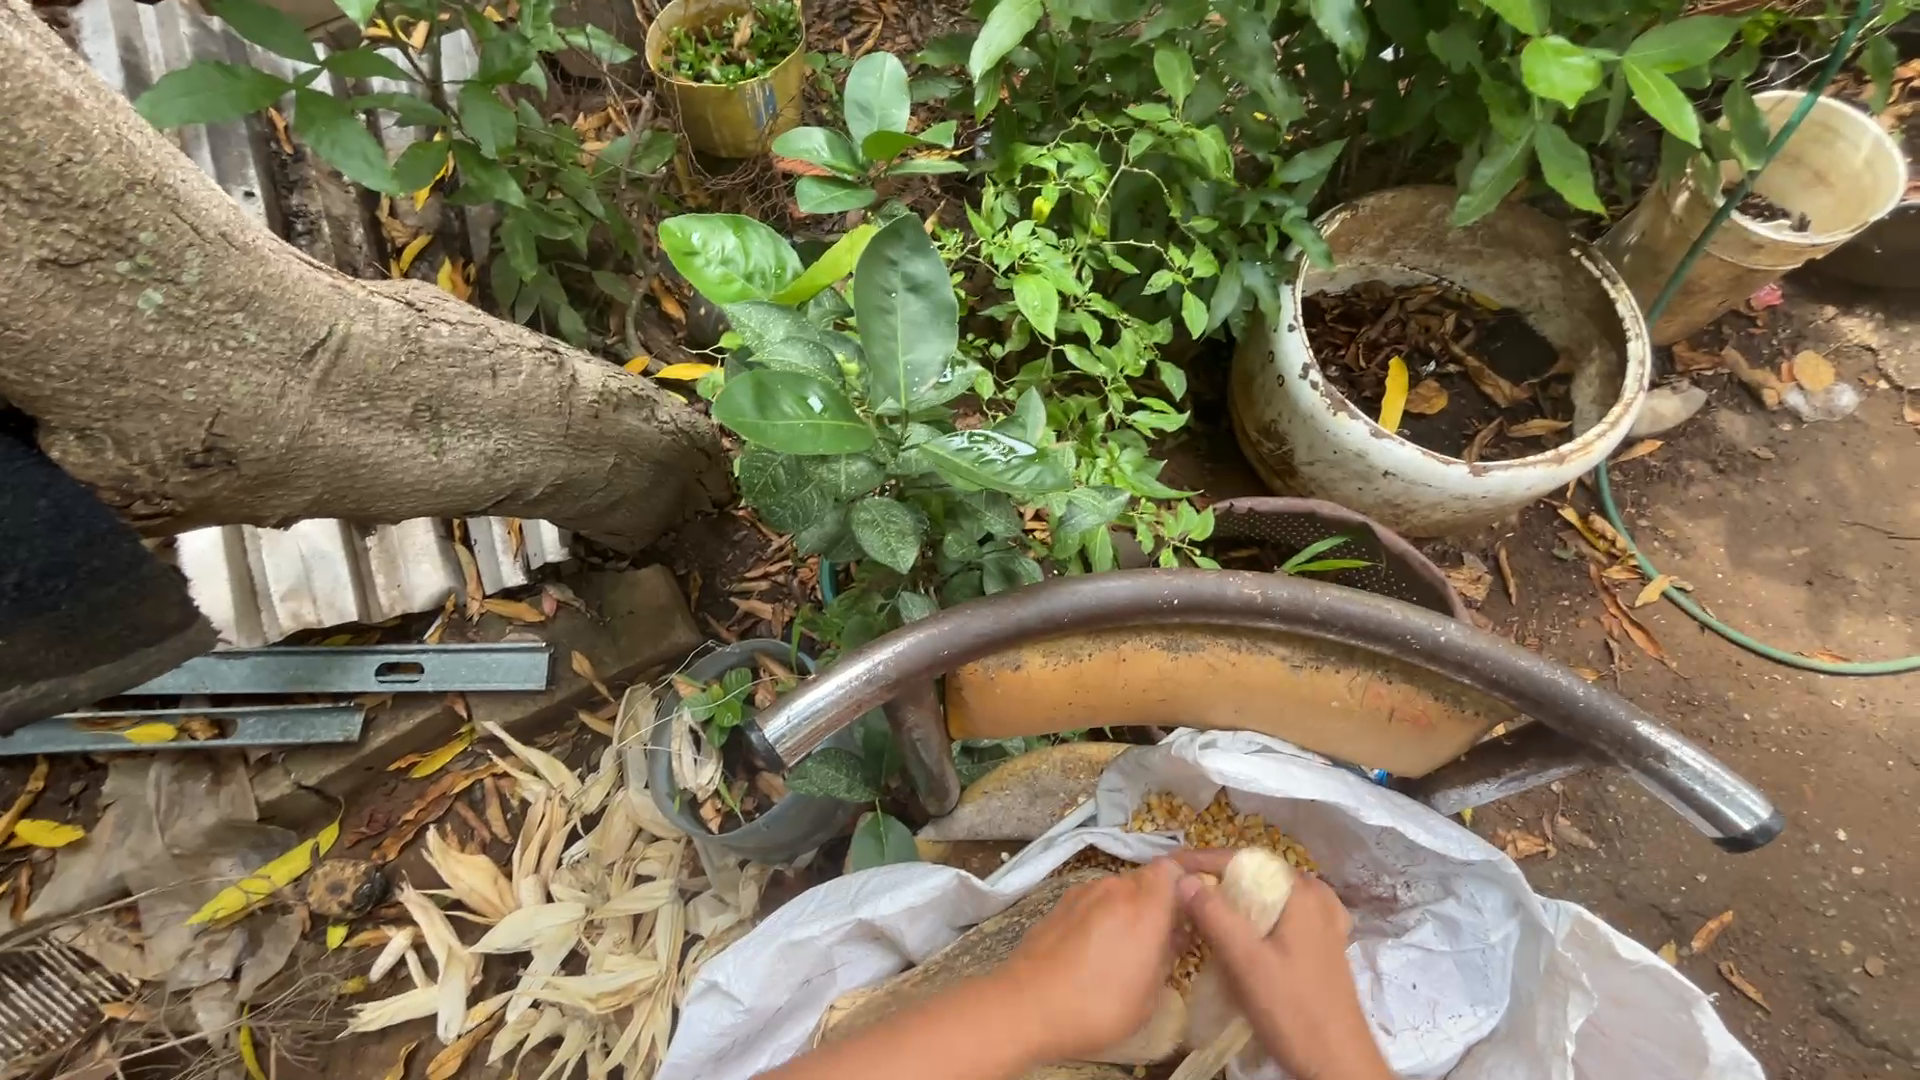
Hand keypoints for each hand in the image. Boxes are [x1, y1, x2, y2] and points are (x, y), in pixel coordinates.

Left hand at [991, 858, 1185, 1061]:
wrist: (1028, 1003)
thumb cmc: (1098, 1006)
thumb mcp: (1149, 995)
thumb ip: (1167, 955)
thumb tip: (1176, 934)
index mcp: (1145, 906)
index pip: (1173, 868)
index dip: (1186, 878)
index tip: (1194, 901)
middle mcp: (1115, 888)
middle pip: (1147, 879)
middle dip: (1159, 900)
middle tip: (1163, 934)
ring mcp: (1085, 891)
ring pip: (1119, 889)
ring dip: (1129, 908)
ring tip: (1127, 946)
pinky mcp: (1062, 901)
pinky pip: (1094, 899)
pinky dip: (1103, 913)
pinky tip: (1096, 946)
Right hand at [1173, 850, 1392, 1079]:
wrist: (1341, 1068)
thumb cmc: (1294, 1011)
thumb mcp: (1246, 962)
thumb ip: (1213, 914)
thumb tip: (1182, 877)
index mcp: (1301, 892)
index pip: (1242, 859)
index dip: (1202, 860)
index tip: (1170, 866)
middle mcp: (1316, 897)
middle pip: (1256, 874)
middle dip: (1218, 877)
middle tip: (1183, 888)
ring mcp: (1324, 922)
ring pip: (1269, 894)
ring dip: (1236, 897)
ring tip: (1206, 906)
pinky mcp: (1324, 945)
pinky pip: (1283, 914)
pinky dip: (1258, 914)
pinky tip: (1245, 930)